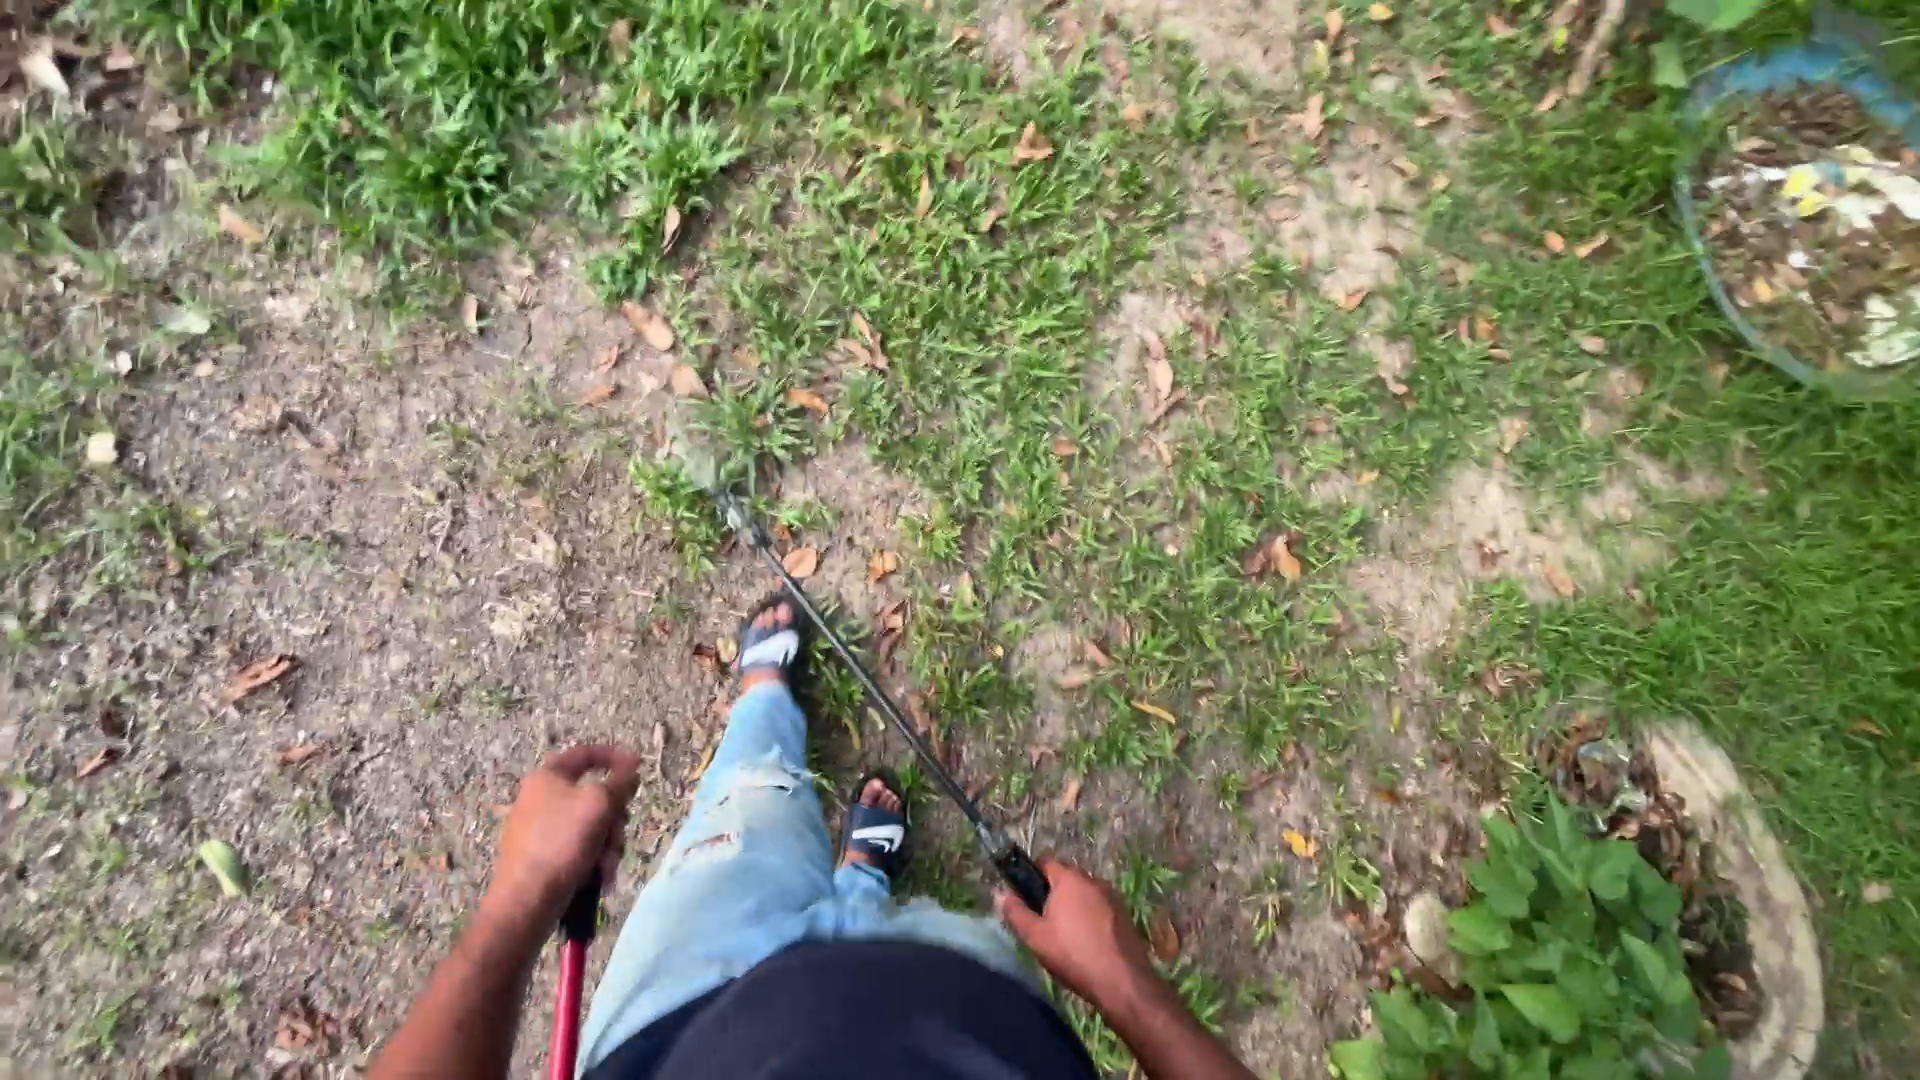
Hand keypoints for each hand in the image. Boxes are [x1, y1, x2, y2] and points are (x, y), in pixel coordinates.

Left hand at [486, 744, 640, 929]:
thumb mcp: (600, 802)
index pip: (587, 753)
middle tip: (618, 830)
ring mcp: (541, 828)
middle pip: (596, 794)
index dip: (616, 756)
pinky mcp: (544, 854)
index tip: (639, 767)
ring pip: (593, 823)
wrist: (526, 901)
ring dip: (608, 842)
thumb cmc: (562, 842)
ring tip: (606, 863)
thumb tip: (631, 768)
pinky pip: (581, 845)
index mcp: (548, 777)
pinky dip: (594, 857)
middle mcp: (541, 798)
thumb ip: (621, 781)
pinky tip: (600, 874)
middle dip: (614, 816)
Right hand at [994, 858, 1157, 1007]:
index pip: (1045, 861)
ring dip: (1075, 904)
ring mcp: (1112, 895)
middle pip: (1066, 877)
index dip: (1033, 876)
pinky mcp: (1125, 913)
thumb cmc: (1073, 955)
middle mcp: (1091, 879)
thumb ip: (1016, 912)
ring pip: (1085, 892)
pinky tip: (1090, 942)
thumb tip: (1000, 892)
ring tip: (1068, 935)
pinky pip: (1101, 906)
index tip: (1027, 897)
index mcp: (1068, 878)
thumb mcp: (1036, 937)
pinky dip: (1093, 916)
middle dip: (1055, 892)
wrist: (1122, 981)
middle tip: (1045, 921)